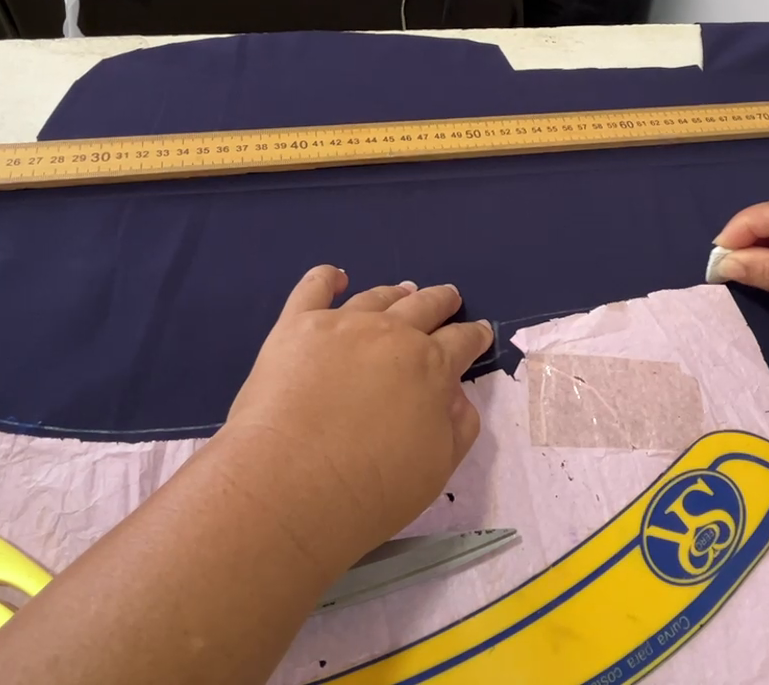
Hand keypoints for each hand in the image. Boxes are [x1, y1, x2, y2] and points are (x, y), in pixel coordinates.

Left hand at [221, 266, 494, 568]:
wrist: (289, 485)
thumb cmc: (370, 491)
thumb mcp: (436, 469)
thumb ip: (457, 426)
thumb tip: (457, 393)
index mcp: (431, 366)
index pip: (461, 342)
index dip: (474, 336)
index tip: (479, 333)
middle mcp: (392, 334)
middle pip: (424, 306)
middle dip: (441, 301)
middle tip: (448, 296)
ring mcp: (342, 324)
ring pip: (376, 297)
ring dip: (396, 292)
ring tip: (404, 289)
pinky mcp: (296, 326)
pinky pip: (314, 288)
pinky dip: (327, 278)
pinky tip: (335, 276)